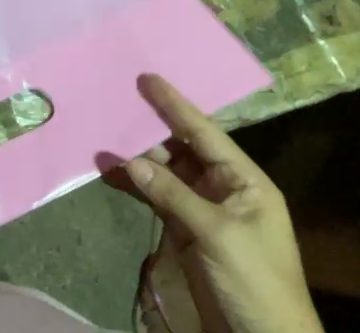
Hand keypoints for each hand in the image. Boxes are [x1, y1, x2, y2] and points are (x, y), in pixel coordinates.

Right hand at [114, 75, 323, 332]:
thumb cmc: (257, 282)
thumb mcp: (219, 236)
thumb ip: (174, 195)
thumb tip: (130, 161)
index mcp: (244, 182)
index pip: (205, 134)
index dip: (176, 106)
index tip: (148, 77)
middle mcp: (222, 188)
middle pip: (180, 147)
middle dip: (149, 127)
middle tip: (115, 99)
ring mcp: (201, 209)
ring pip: (163, 171)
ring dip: (135, 156)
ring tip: (102, 133)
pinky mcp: (184, 230)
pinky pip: (154, 196)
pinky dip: (132, 184)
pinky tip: (108, 172)